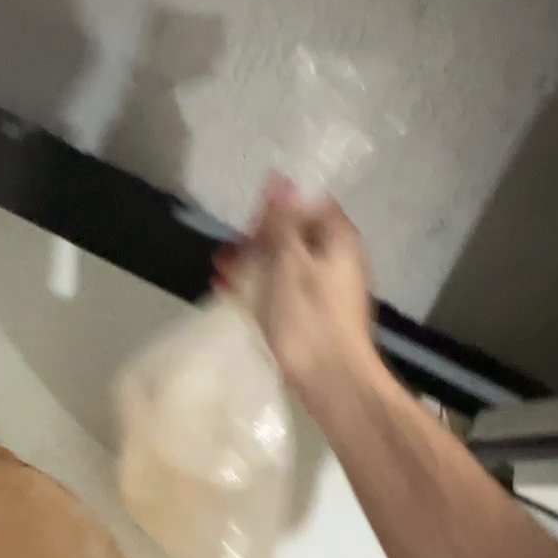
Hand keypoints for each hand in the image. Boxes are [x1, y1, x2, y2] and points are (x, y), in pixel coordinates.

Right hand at [215, 174, 384, 407]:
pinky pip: (281, 290)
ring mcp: (325, 289)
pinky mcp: (311, 315)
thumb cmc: (308, 316)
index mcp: (337, 239)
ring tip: (220, 268)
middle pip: (294, 235)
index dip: (278, 207)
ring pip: (284, 264)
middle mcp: (336, 259)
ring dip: (252, 263)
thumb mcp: (289, 260)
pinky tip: (230, 290)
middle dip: (258, 238)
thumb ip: (282, 221)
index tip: (251, 218)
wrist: (329, 378)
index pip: (309, 205)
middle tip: (228, 247)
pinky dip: (258, 286)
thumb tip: (280, 178)